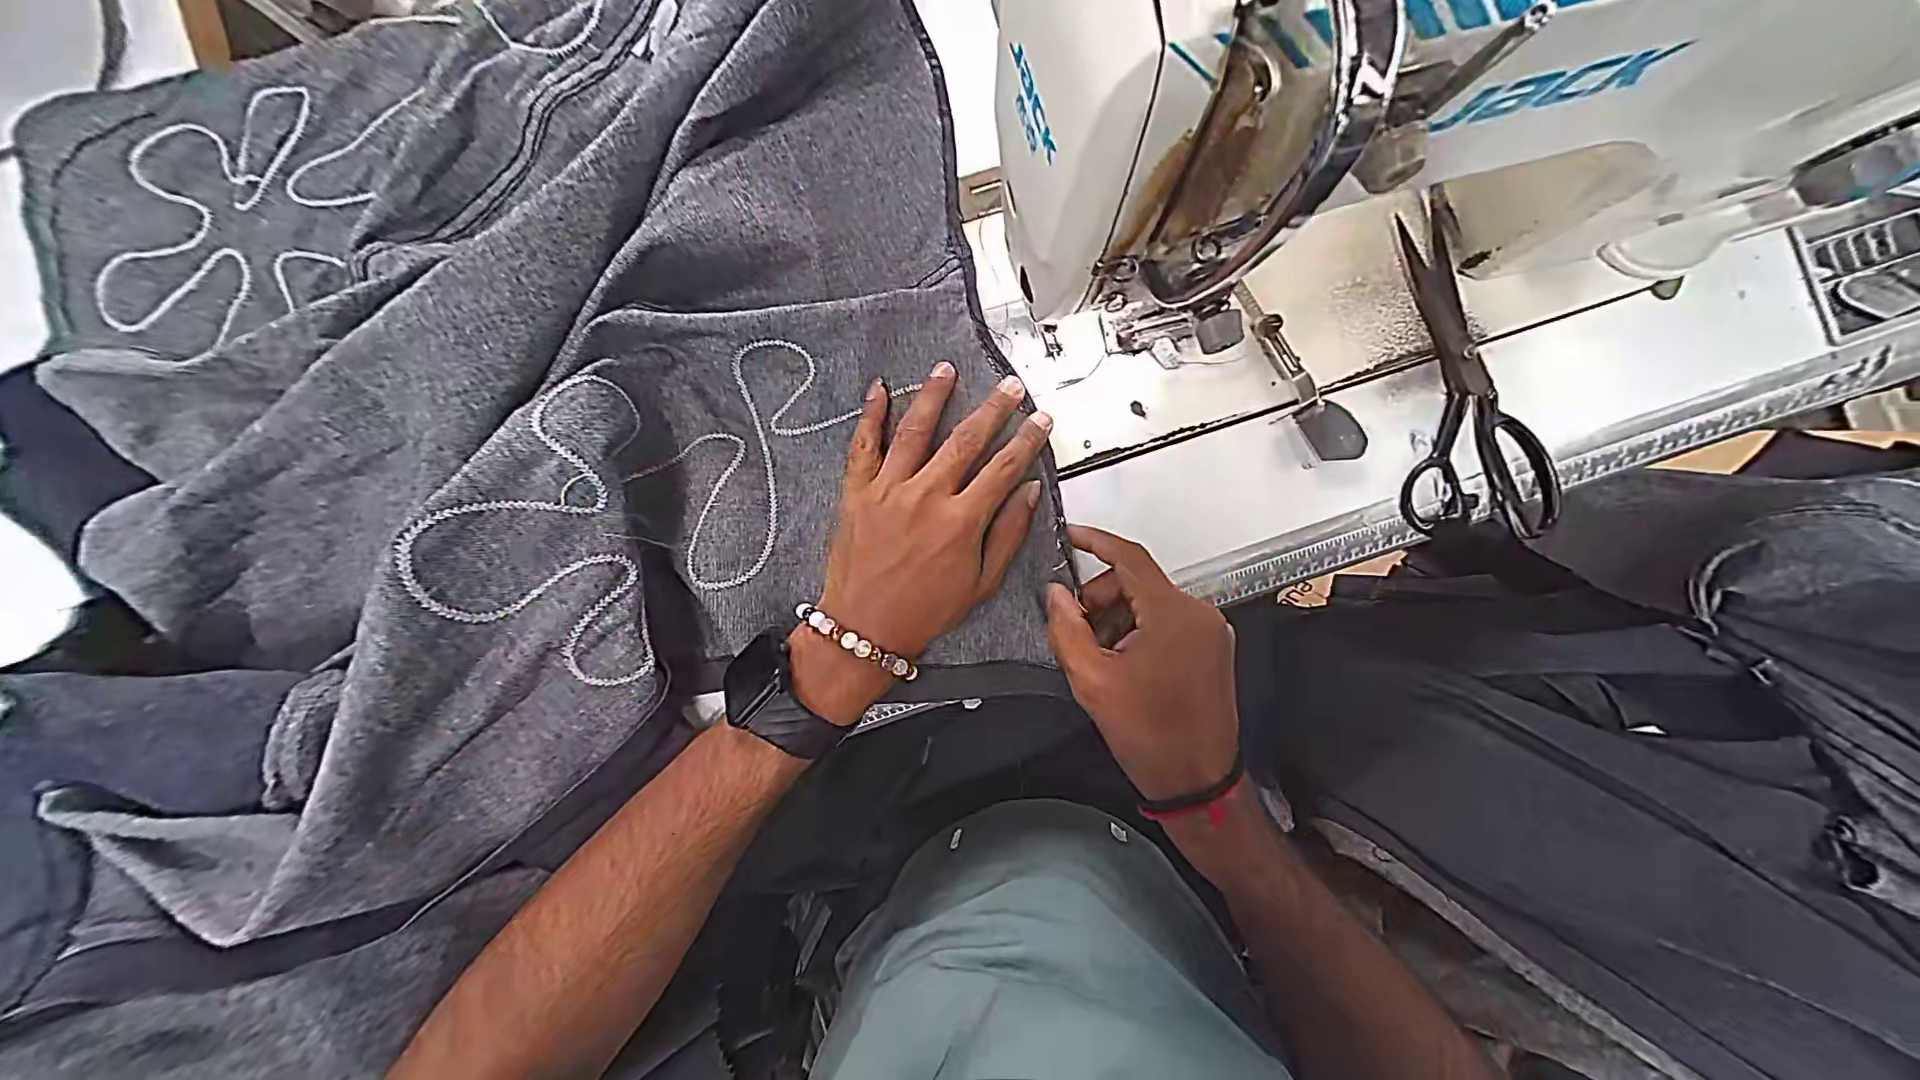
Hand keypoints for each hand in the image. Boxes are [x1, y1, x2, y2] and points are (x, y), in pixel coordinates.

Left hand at [788, 361, 1053, 725]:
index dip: (1027, 439)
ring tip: (948, 369)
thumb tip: (1030, 492)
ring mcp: (888, 490)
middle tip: (1009, 386)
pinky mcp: (858, 492)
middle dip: (993, 408)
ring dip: (935, 396)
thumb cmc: (923, 610)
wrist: (864, 628)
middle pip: (966, 439)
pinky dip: (871, 414)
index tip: (1040, 420)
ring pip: (915, 430)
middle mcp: (926, 497)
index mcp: (961, 521)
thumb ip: (1008, 533)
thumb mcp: (981, 583)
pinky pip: (864, 445)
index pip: (1004, 467)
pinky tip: (880, 389)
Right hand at [1045, 525, 1238, 800]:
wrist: (1195, 778)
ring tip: (1102, 658)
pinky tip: (1123, 662)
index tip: (1073, 535)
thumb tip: (1056, 596)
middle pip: (1136, 581)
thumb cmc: (1154, 737)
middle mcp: (1198, 615)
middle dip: (1099, 600)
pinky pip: (1166, 621)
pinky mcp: (1211, 647)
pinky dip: (1138, 630)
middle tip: (1077, 630)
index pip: (1129, 557)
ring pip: (1149, 602)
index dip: (1095, 542)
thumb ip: (1066, 628)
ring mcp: (1209, 632)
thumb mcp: (1092, 679)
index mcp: (1173, 615)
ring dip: (1117, 619)